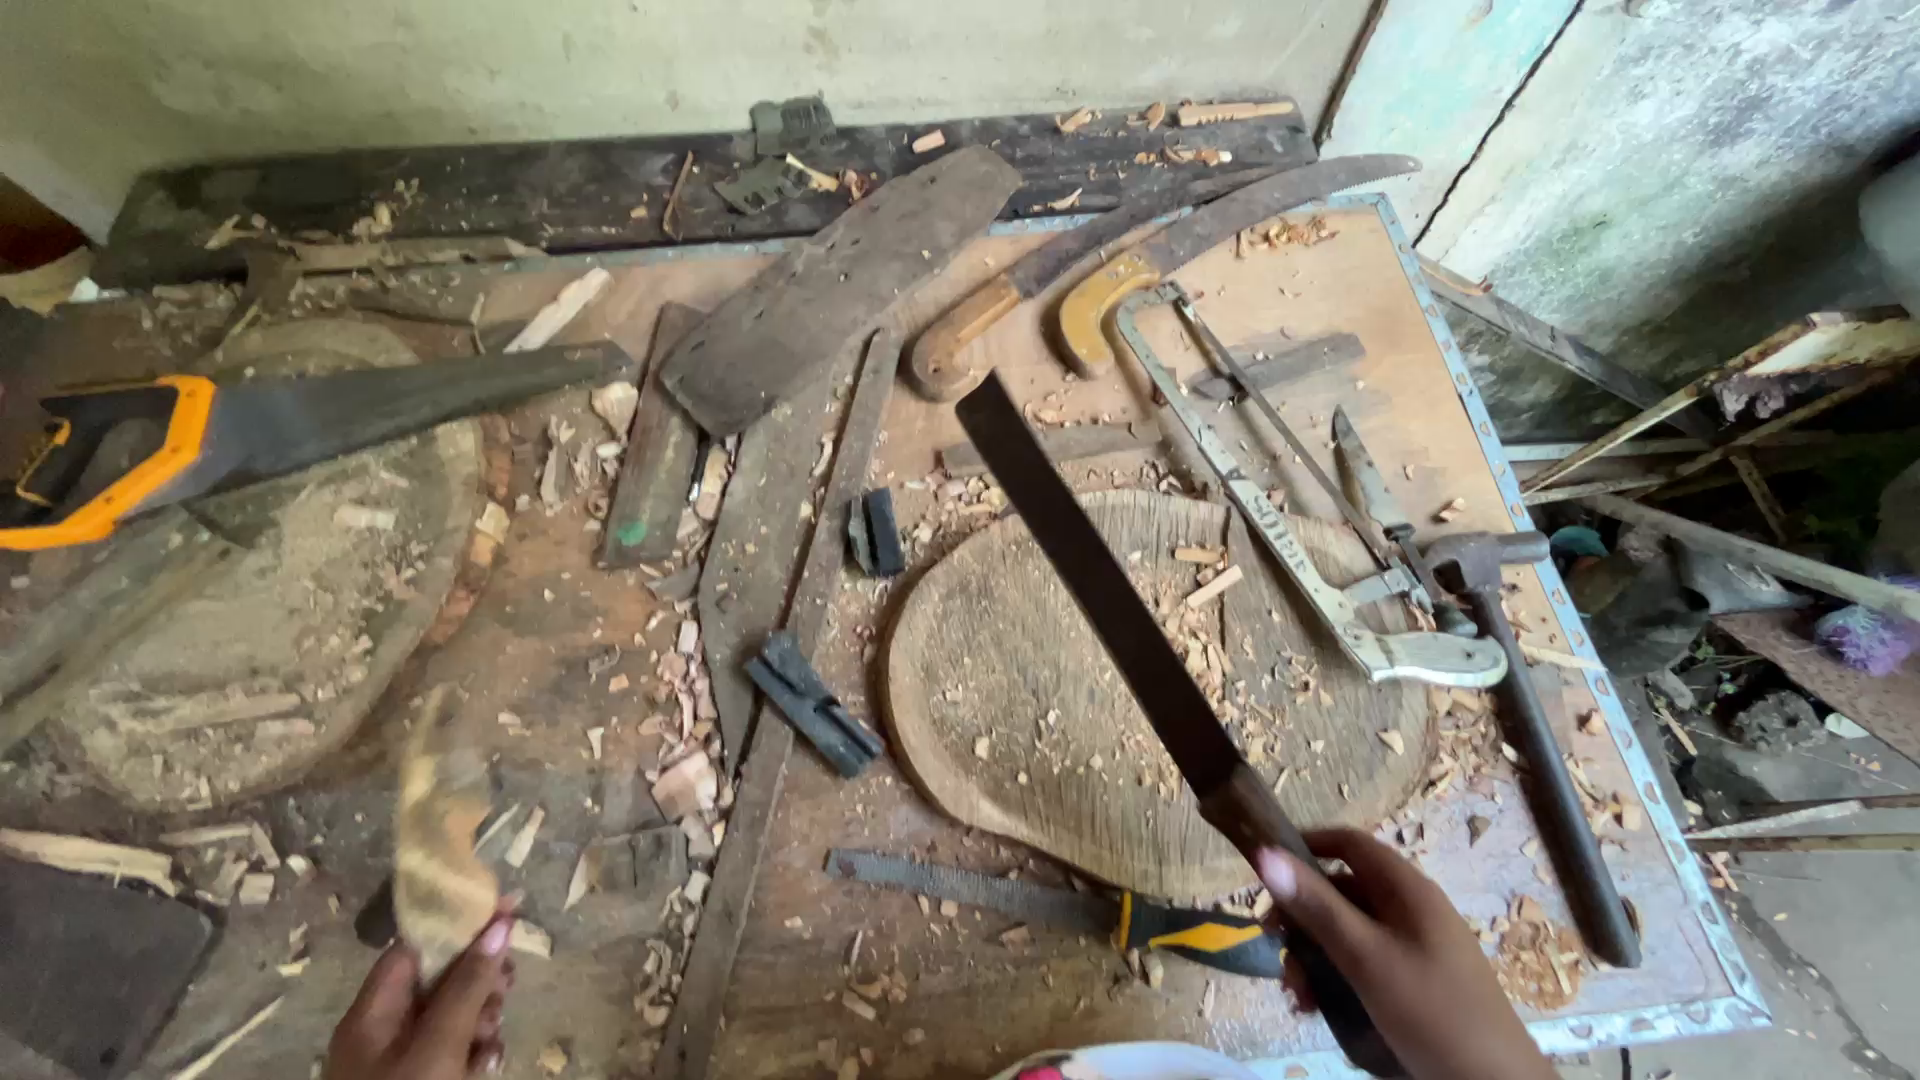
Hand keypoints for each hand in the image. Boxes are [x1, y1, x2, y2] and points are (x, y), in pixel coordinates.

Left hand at [326, 915, 515, 1078]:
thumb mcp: (440, 1043)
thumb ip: (470, 983)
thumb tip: (502, 921)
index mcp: (372, 1012)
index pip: (417, 944)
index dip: (461, 922)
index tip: (510, 907)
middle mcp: (383, 1030)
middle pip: (441, 976)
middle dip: (481, 976)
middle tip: (508, 983)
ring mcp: (401, 1060)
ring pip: (455, 1012)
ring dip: (485, 1015)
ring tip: (492, 1035)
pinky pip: (457, 1047)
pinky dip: (478, 1048)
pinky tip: (488, 1063)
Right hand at [1255, 829, 1553, 1079]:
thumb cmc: (1431, 1012)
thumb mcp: (1365, 957)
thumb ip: (1315, 905)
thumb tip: (1263, 852)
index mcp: (1407, 889)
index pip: (1348, 844)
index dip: (1305, 846)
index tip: (1266, 871)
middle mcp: (1410, 909)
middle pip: (1341, 890)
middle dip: (1301, 916)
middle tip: (1273, 945)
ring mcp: (1415, 946)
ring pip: (1347, 931)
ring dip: (1313, 954)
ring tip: (1296, 993)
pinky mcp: (1415, 981)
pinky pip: (1362, 961)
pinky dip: (1334, 976)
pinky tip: (1316, 1007)